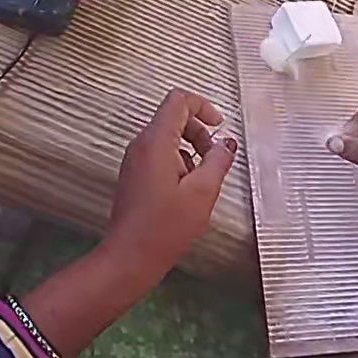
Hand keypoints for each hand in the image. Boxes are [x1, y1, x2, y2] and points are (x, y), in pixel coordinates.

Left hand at [104, 89, 238, 265]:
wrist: (130, 255)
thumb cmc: (164, 227)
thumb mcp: (202, 192)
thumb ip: (218, 160)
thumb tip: (226, 143)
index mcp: (156, 141)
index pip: (178, 101)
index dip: (202, 107)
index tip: (218, 126)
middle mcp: (141, 144)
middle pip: (173, 117)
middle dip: (199, 132)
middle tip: (213, 157)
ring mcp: (134, 159)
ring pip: (167, 137)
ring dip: (190, 149)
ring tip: (201, 180)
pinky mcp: (134, 174)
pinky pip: (159, 154)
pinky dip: (178, 162)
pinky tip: (186, 190)